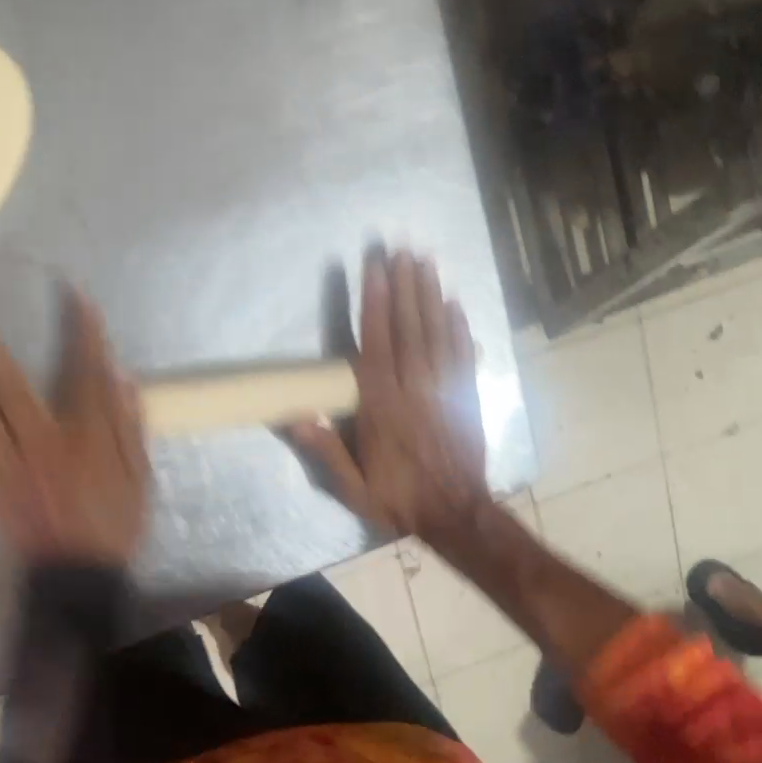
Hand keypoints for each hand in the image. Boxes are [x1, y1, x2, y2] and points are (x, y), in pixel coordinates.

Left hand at [0, 289, 149, 565]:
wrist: (77, 577)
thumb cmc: (112, 524)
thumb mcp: (139, 477)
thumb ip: (129, 425)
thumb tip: (120, 374)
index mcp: (83, 436)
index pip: (84, 372)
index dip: (82, 331)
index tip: (74, 292)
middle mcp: (39, 440)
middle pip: (4, 380)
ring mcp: (7, 461)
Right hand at [289, 246, 488, 541]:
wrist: (457, 514)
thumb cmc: (399, 499)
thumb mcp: (352, 487)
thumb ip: (325, 451)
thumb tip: (294, 416)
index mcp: (381, 407)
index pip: (375, 344)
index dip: (374, 303)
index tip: (373, 269)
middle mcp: (413, 389)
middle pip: (408, 328)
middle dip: (404, 286)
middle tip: (400, 248)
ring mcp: (444, 390)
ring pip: (436, 333)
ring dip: (430, 295)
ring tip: (424, 261)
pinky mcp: (467, 396)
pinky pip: (463, 354)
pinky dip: (460, 326)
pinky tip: (454, 303)